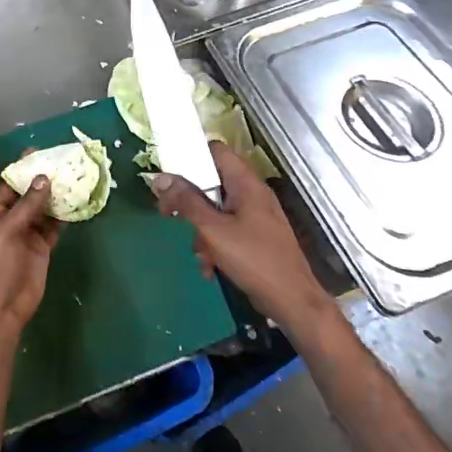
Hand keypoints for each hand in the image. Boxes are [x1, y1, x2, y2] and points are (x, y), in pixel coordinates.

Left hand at [0, 176, 62, 337]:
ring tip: (76, 177)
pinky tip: (78, 203)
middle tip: (65, 161)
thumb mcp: (6, 232)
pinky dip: (65, 215)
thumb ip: (26, 206)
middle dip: (44, 179)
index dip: (23, 168)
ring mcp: (28, 233)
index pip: (10, 184)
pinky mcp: (42, 247)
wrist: (2, 308)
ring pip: (45, 208)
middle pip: (30, 194)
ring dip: (58, 195)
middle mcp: (12, 220)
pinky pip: (55, 226)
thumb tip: (44, 179)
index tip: (39, 151)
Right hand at [150, 142, 332, 329]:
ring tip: (200, 255)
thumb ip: (186, 202)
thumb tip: (160, 178)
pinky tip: (211, 268)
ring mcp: (257, 216)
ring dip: (202, 231)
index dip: (190, 157)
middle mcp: (253, 193)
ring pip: (217, 211)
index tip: (168, 175)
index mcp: (246, 183)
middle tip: (169, 215)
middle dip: (191, 204)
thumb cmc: (253, 259)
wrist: (292, 300)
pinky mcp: (257, 237)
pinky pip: (228, 230)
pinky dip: (216, 245)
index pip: (216, 151)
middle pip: (212, 183)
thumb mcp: (213, 230)